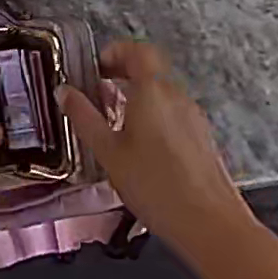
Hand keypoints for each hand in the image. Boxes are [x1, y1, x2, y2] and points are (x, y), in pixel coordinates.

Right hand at [58, 41, 257, 241]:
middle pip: (149, 69)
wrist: (213, 228)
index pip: (137, 50)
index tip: (96, 66)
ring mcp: (194, 117)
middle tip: (99, 89)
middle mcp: (176, 96)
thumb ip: (83, 117)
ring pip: (161, 92)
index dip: (115, 51)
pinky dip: (154, 115)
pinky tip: (142, 146)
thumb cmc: (155, 186)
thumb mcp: (108, 152)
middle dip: (122, 73)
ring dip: (137, 95)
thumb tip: (64, 91)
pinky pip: (173, 113)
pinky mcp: (203, 139)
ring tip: (116, 120)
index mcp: (152, 91)